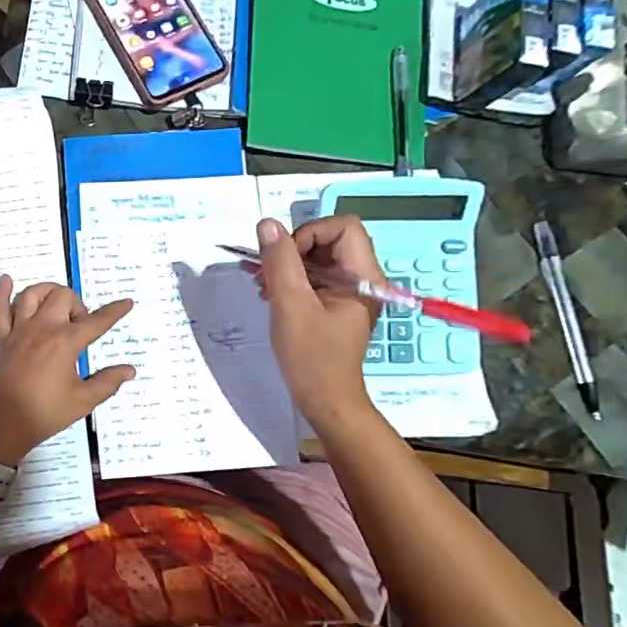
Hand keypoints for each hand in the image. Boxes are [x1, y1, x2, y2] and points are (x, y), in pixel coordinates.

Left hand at [0, 276, 135, 465]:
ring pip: (32, 294)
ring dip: (48, 292)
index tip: (126, 303)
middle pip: (63, 297)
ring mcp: (19, 331)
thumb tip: (129, 370)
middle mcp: (43, 328)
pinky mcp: (2, 339)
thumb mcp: (84, 400)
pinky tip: (6, 280)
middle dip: (78, 304)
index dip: (114, 312)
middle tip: (81, 326)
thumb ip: (108, 382)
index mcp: (65, 342)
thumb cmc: (46, 412)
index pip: (96, 322)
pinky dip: (1, 292)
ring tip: (56, 303)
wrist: (5, 423)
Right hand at [253, 216, 381, 426]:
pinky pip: (314, 279)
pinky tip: (270, 295)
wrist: (326, 402)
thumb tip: (268, 225)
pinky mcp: (335, 306)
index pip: (343, 227)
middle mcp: (361, 279)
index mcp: (363, 277)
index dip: (310, 234)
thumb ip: (280, 262)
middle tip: (266, 271)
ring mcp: (349, 293)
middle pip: (329, 240)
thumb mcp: (291, 306)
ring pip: (318, 259)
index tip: (286, 260)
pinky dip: (291, 281)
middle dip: (293, 250)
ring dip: (288, 266)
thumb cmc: (312, 358)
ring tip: (263, 285)